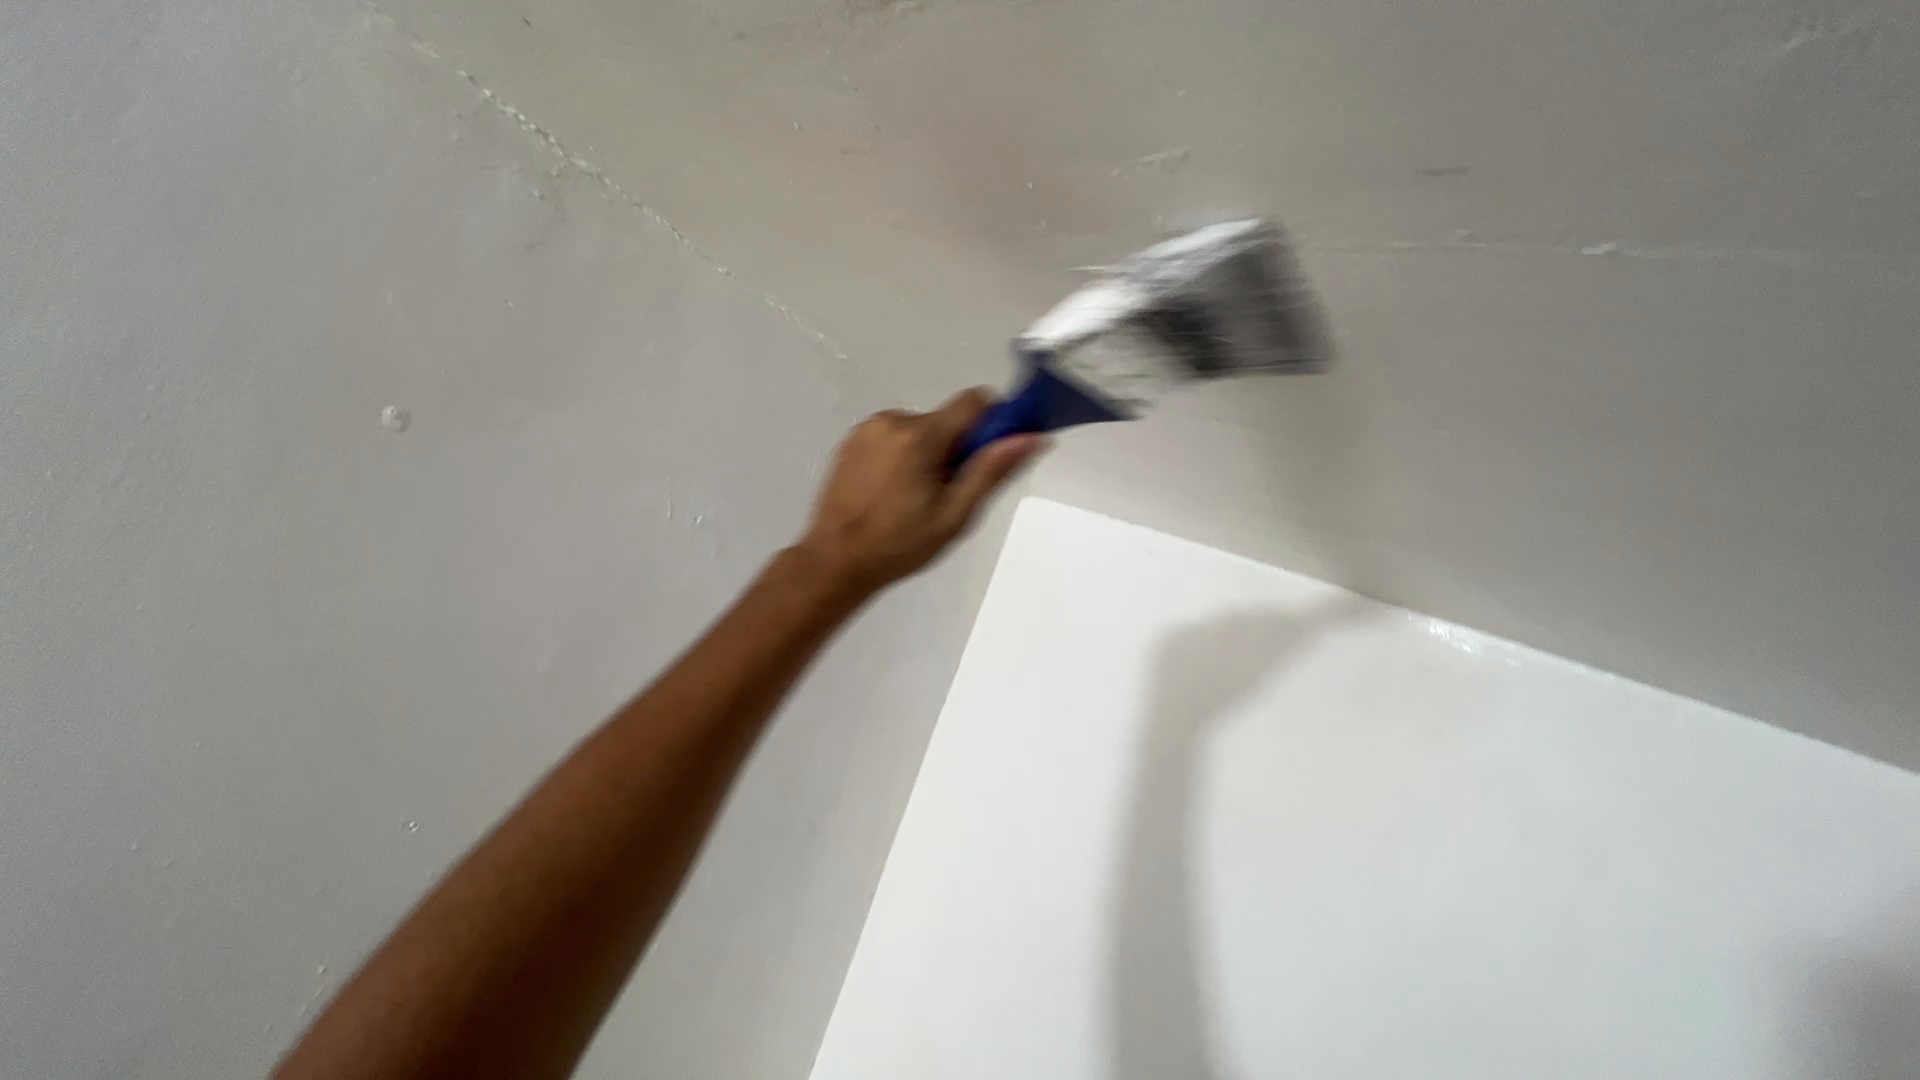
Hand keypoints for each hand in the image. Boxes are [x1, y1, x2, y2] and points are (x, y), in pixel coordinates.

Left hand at [797, 388, 1046, 594]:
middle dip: (955, 450)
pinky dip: (901, 458)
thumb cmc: (899, 544)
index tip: (990, 456)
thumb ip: (992, 471)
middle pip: (945, 421)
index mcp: (921, 435)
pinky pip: (893, 438)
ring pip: (919, 430)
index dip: (993, 423)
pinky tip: (891, 494)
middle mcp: (893, 420)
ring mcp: (867, 429)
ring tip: (913, 499)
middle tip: (945, 495)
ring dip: (927, 454)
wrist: (835, 560)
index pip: (975, 401)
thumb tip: (1032, 437)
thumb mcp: (955, 514)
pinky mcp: (850, 442)